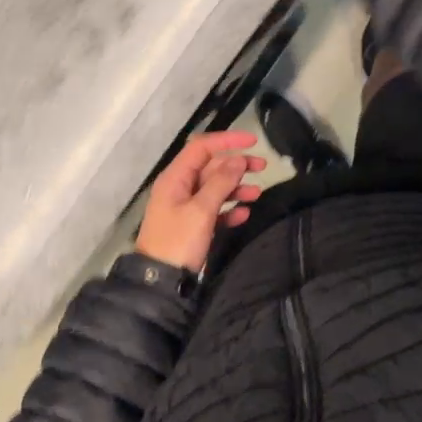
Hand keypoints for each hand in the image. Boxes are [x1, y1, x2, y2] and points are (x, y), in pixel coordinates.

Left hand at [136, 131, 267, 272]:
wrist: (159, 280)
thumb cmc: (178, 241)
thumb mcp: (201, 210)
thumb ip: (220, 183)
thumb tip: (238, 160)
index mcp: (175, 178)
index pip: (202, 147)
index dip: (227, 141)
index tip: (253, 142)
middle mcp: (179, 188)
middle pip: (210, 167)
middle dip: (236, 165)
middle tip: (262, 167)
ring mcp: (185, 207)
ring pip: (214, 188)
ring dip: (236, 188)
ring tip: (257, 194)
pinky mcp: (192, 226)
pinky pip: (213, 210)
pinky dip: (229, 209)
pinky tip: (244, 214)